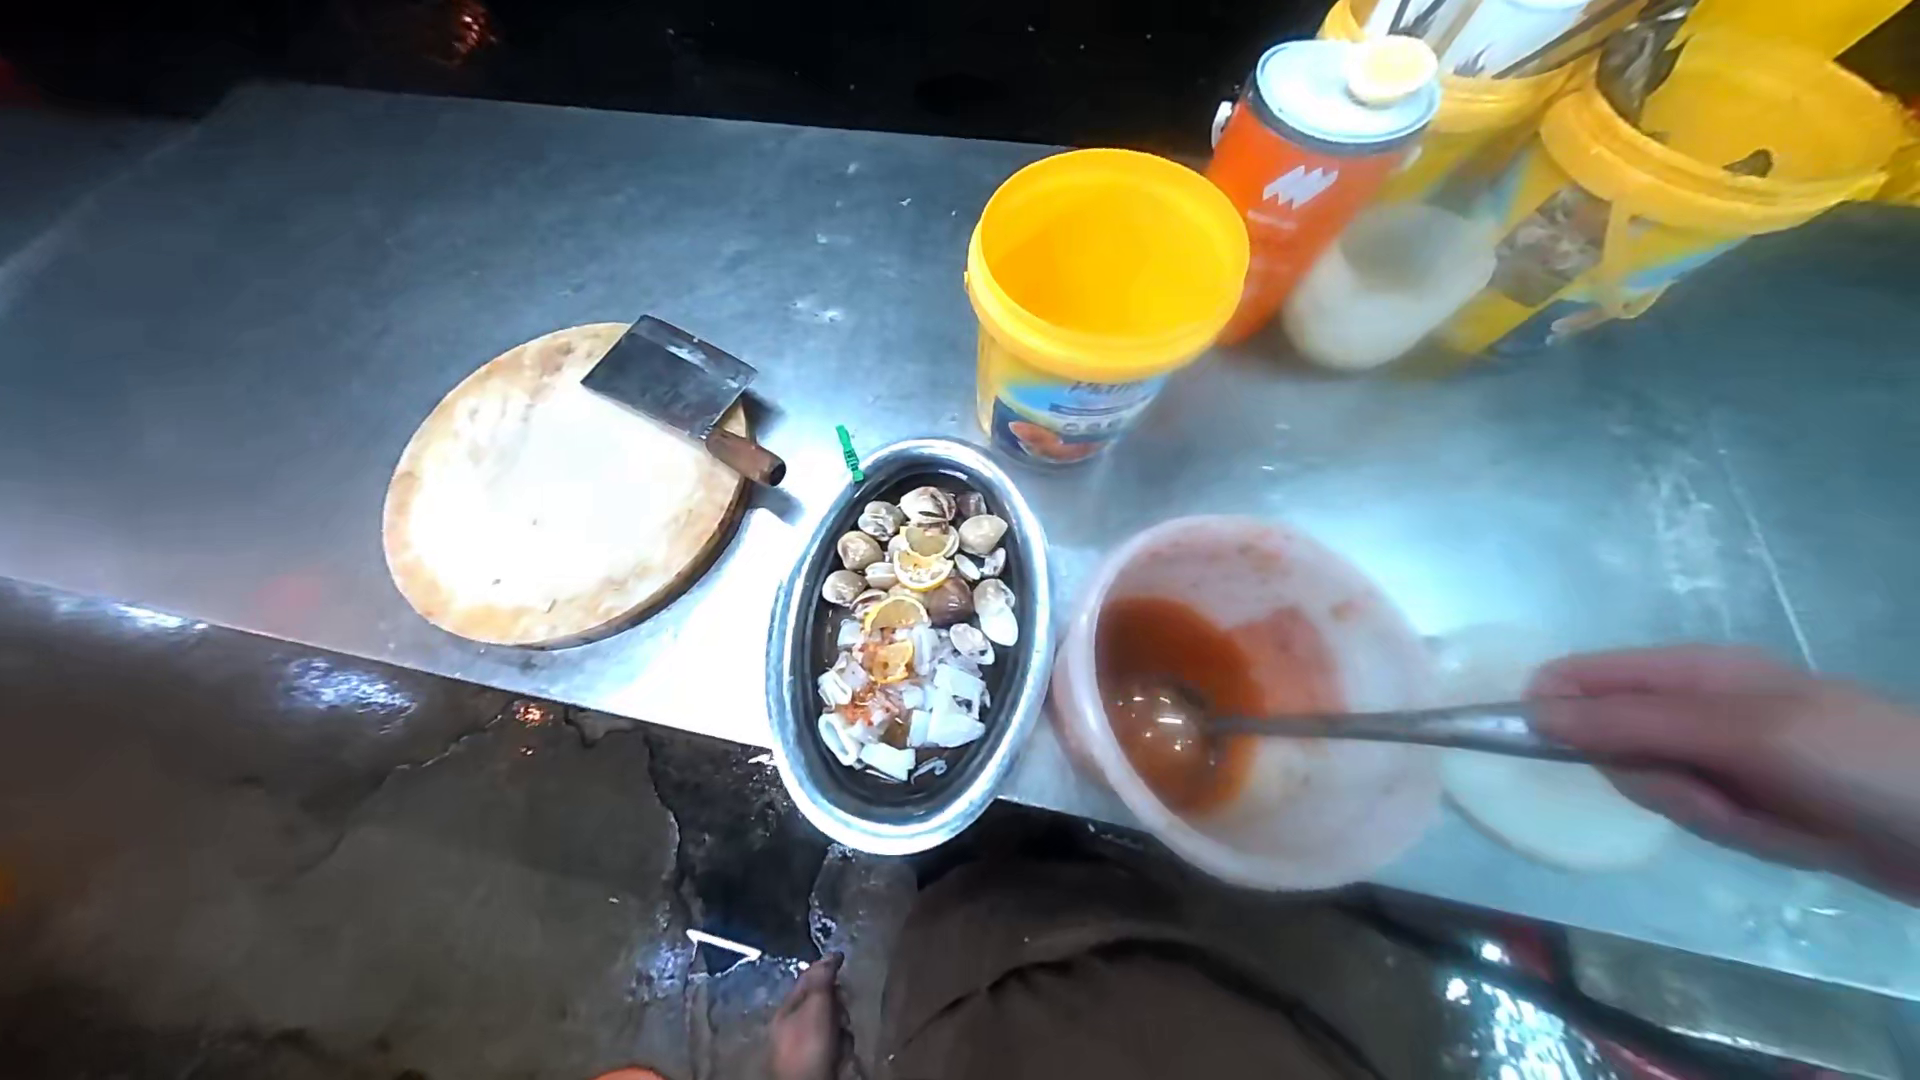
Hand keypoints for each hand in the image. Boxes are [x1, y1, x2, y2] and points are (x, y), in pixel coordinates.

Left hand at [769, 952, 843, 1079]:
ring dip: (842, 1027)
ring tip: (842, 1038)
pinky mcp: (819, 1064)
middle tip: (841, 1009)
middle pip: (823, 1001)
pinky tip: (841, 1054)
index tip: (843, 960)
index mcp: (786, 1010)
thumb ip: (823, 978)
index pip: (807, 978)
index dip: (825, 966)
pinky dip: (842, 1046)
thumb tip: (832, 954)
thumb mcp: (816, 1004)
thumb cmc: (810, 1045)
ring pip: (833, 1023)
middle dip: (837, 1003)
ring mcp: (805, 1047)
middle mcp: (793, 1027)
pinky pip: (836, 1044)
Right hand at [1529, 645, 1919, 898]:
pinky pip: (1692, 811)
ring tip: (1763, 819)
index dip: (1550, 709)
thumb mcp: (1738, 734)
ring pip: (1646, 780)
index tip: (1550, 748)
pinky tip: (1783, 834)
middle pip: (1606, 737)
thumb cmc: (1862, 764)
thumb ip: (1627, 721)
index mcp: (1685, 671)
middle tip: (1705, 792)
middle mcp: (1691, 705)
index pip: (1573, 676)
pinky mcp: (1745, 795)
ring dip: (1694, 807)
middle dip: (1647, 774)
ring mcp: (1719, 752)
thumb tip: (1528, 713)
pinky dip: (1729, 830)